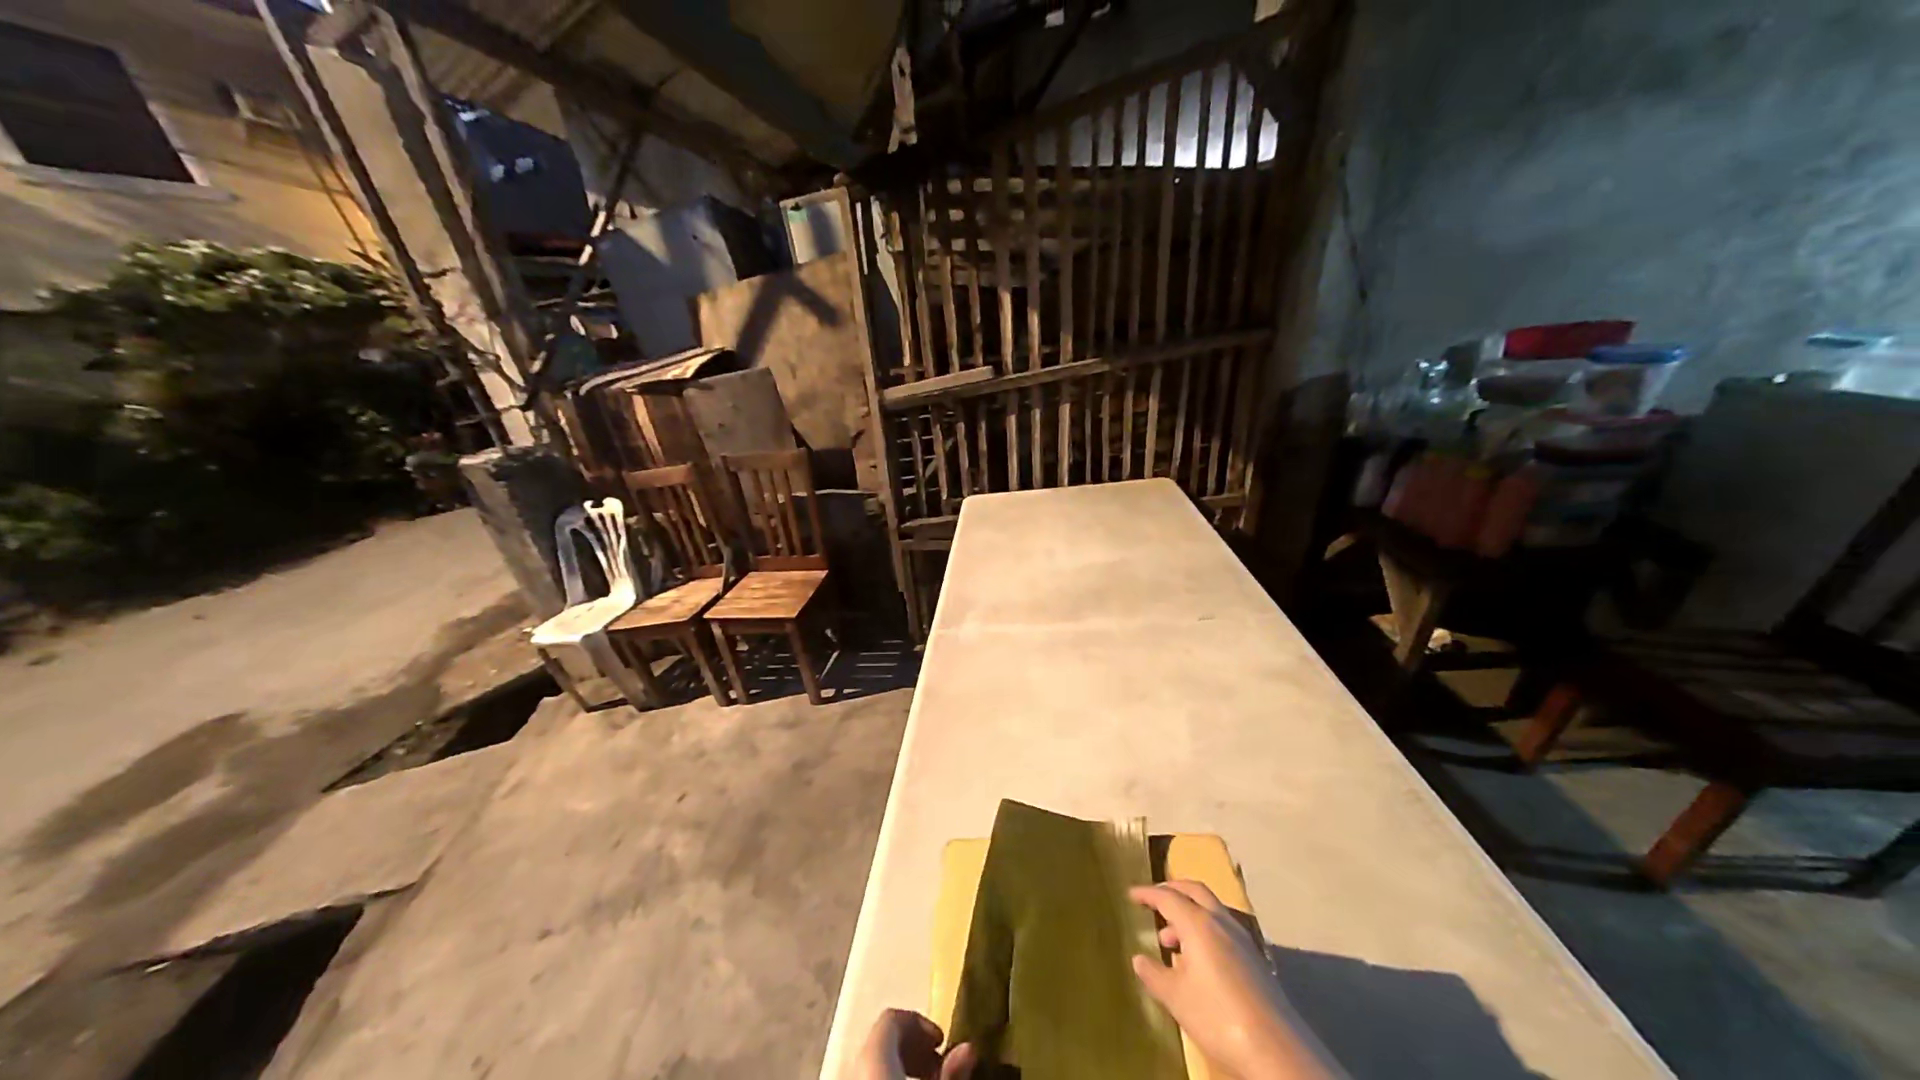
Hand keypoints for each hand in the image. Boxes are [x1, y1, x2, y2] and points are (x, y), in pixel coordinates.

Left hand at [851, 1009, 976, 1079]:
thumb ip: (950, 1071)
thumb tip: (968, 1048)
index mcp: (871, 1054)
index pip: (892, 1017)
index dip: (920, 1023)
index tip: (942, 1040)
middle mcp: (851, 1062)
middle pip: (882, 1038)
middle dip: (913, 1045)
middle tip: (938, 1064)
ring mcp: (846, 1075)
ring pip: (873, 1060)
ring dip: (901, 1063)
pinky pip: (866, 1075)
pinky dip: (885, 1075)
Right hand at [1129, 882, 1345, 1079]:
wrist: (1275, 1049)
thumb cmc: (1216, 1017)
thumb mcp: (1175, 997)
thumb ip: (1154, 974)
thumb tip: (1139, 958)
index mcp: (1199, 924)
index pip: (1168, 897)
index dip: (1148, 894)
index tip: (1131, 894)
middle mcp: (1222, 923)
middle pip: (1195, 891)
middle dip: (1172, 890)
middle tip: (1154, 899)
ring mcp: (1243, 940)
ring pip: (1212, 910)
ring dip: (1189, 913)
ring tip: (1171, 938)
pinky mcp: (1256, 959)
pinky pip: (1224, 929)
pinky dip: (1205, 930)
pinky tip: (1198, 960)